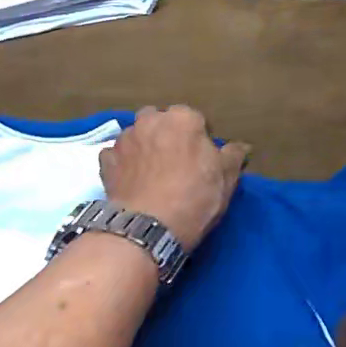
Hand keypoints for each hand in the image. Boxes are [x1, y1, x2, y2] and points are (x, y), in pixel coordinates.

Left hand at [99, 106, 248, 249]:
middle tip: (176, 164)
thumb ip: (233, 156)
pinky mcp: (105, 160)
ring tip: (151, 174)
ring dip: (144, 146)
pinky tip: (131, 181)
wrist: (148, 227)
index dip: (199, 140)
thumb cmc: (194, 198)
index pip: (194, 120)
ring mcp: (124, 139)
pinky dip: (123, 163)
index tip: (202, 161)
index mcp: (182, 118)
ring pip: (137, 135)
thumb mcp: (226, 179)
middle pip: (161, 121)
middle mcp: (150, 120)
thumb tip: (240, 146)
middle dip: (167, 135)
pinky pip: (116, 155)